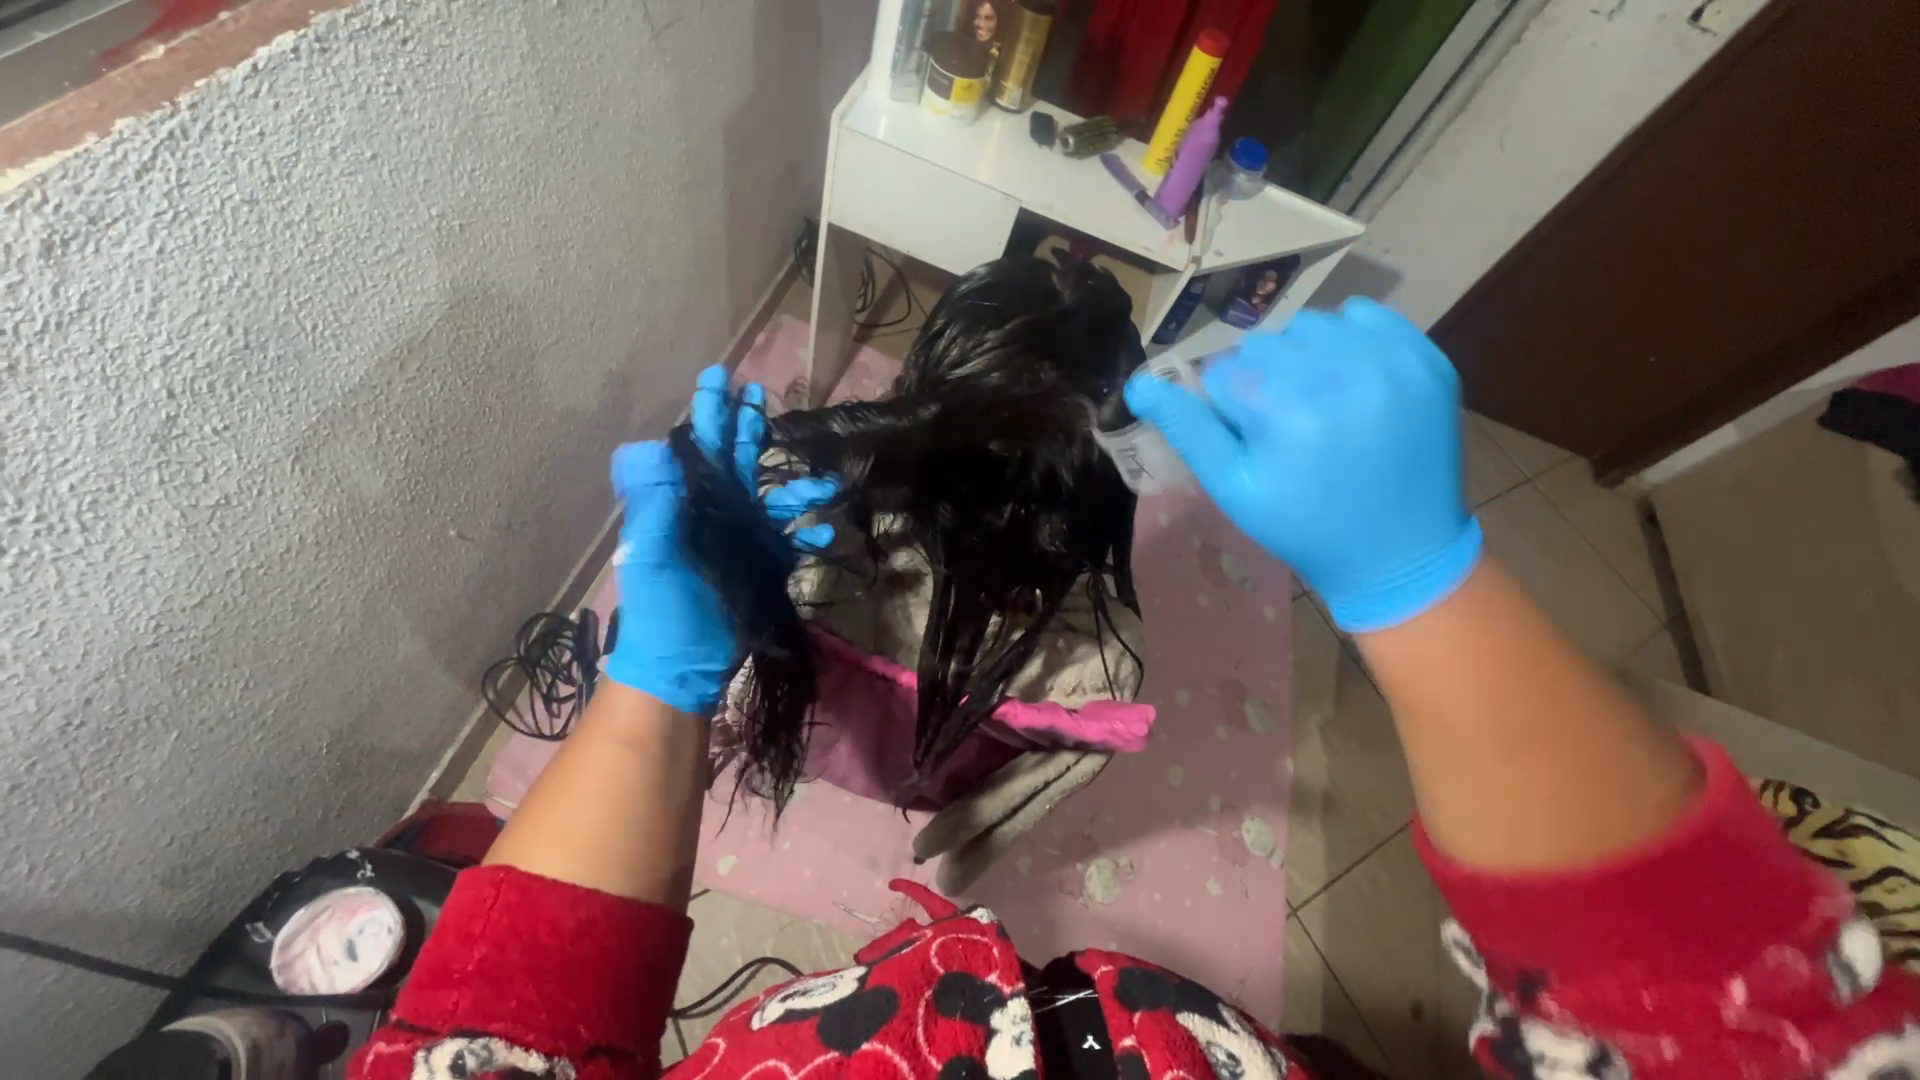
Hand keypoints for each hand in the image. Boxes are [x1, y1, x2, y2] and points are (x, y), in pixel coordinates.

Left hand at [602, 366, 836, 712]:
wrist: (685, 665)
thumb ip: (653, 499)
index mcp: (686, 503)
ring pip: (775, 499)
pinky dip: (809, 535)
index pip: (700, 448)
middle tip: (760, 396)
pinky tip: (823, 533)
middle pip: (738, 462)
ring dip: (799, 487)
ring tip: (825, 483)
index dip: (708, 414)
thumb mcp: (651, 552)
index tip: (720, 377)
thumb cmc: (664, 608)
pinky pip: (793, 541)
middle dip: (749, 430)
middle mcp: (716, 513)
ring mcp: (744, 539)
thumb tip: (652, 442)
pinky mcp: (766, 566)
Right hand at [1123, 298, 1480, 631]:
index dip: (1228, 409)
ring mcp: (1388, 359)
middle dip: (1261, 381)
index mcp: (1285, 407)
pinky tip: (1349, 382)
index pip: (1222, 375)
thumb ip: (1187, 430)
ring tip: (1317, 403)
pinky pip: (1363, 317)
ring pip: (1309, 327)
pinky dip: (1347, 341)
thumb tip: (1139, 385)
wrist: (1400, 551)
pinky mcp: (1424, 356)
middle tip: (1285, 428)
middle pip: (1263, 346)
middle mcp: (1338, 369)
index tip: (1252, 442)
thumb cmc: (1302, 525)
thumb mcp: (1232, 487)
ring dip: (1301, 356)